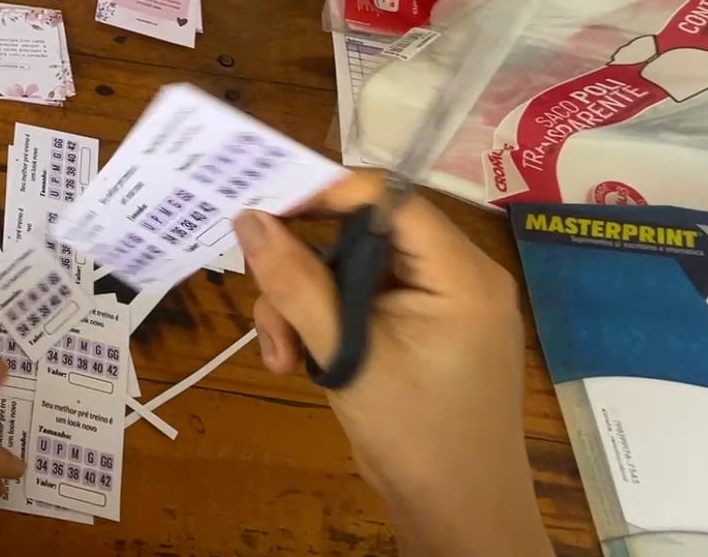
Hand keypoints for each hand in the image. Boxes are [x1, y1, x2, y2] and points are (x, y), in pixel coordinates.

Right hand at [234, 174, 551, 556]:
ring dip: (297, 299)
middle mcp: (450, 274)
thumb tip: (248, 218)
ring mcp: (429, 298)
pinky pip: (347, 292)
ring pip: (339, 264)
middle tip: (260, 287)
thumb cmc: (415, 434)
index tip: (263, 207)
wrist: (456, 517)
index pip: (387, 199)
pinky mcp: (408, 320)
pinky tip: (293, 357)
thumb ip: (294, 281)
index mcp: (459, 276)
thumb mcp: (344, 352)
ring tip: (280, 349)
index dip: (324, 191)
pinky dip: (313, 316)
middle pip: (353, 231)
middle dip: (299, 264)